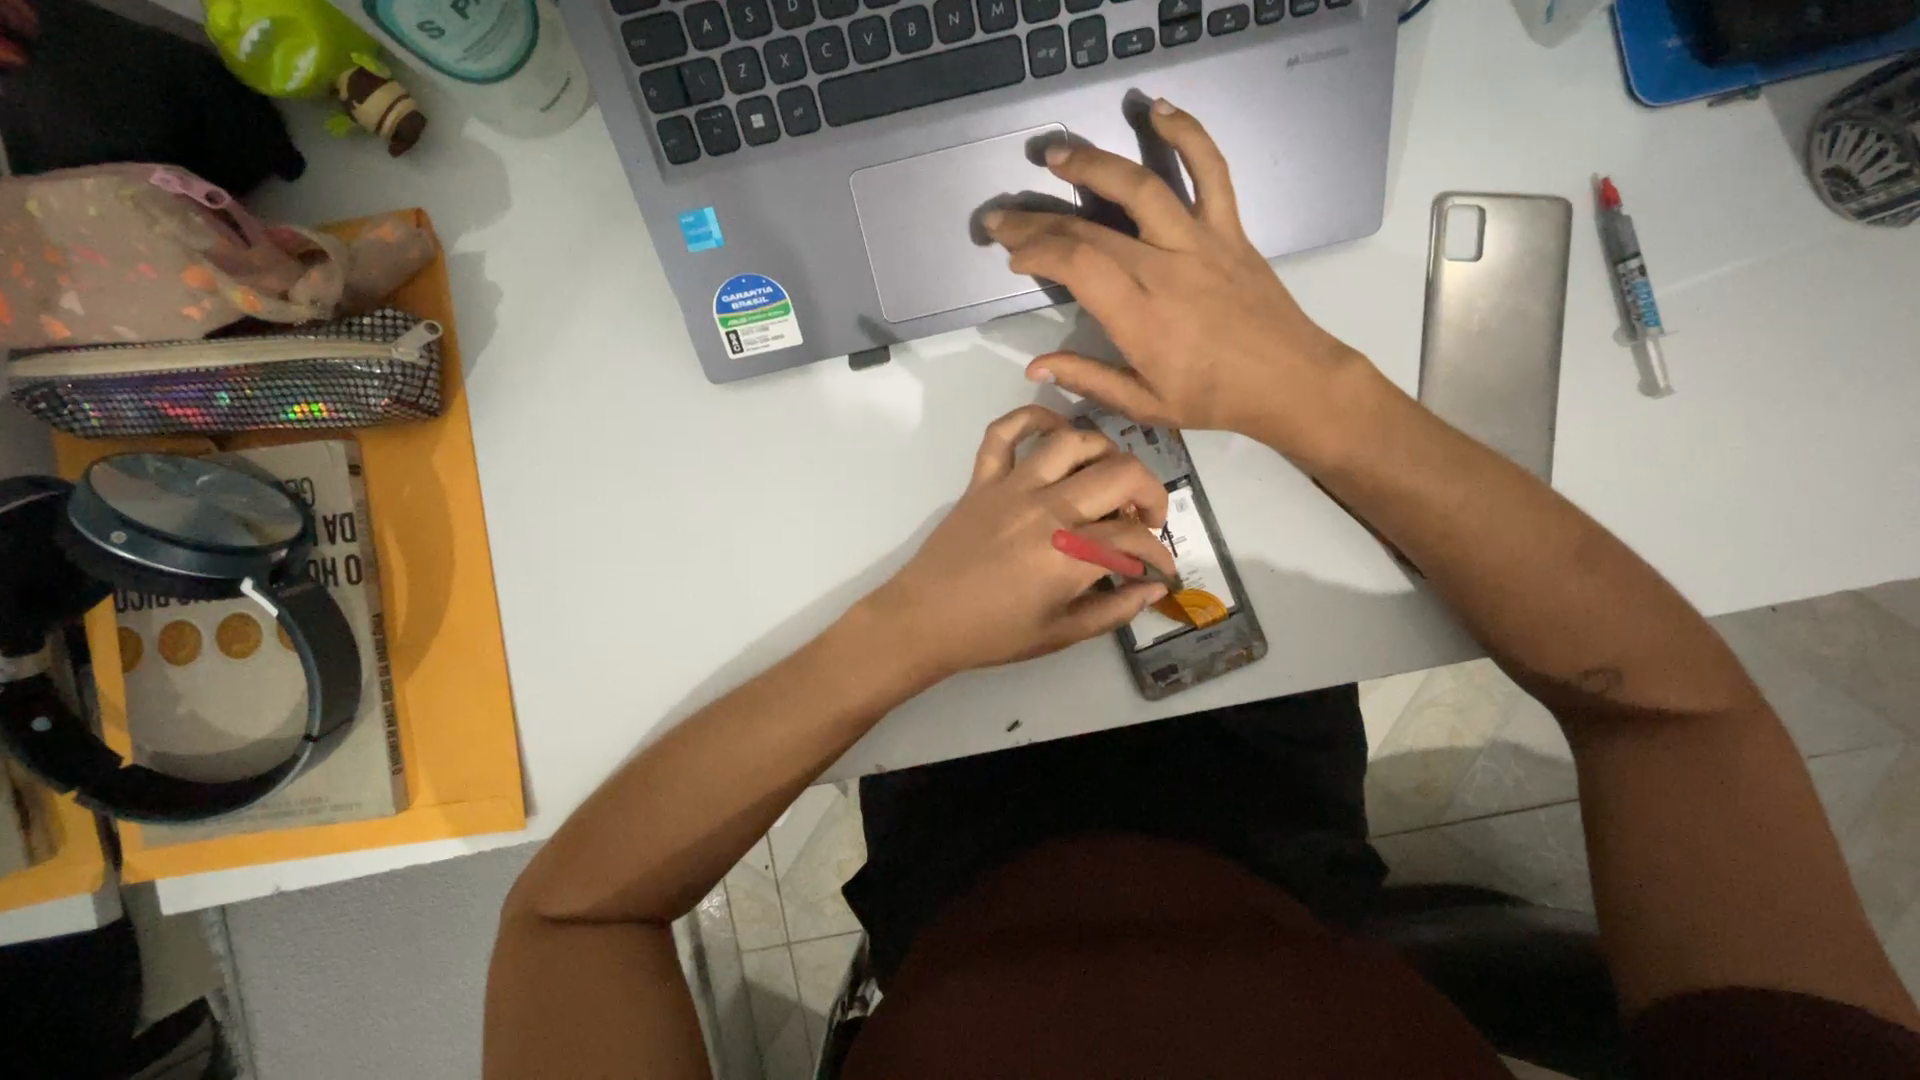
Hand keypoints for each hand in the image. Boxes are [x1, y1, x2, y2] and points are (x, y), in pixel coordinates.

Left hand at [865, 406, 1176, 675]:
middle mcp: (1047, 511)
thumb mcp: (1060, 634)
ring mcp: (1012, 489)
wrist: (923, 621)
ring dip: (1104, 452)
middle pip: (1120, 475)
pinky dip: (1031, 419)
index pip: (1134, 539)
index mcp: (1068, 555)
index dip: (1158, 554)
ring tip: (1108, 477)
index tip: (1159, 569)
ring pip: (1071, 442)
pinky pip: (1004, 433)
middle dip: (1150, 494)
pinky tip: (1054, 433)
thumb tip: (1153, 588)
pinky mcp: (982, 481)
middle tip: (1143, 520)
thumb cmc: (992, 634)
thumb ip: (1113, 611)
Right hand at [983, 100, 1374, 463]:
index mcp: (1141, 316)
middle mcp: (1165, 268)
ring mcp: (1200, 242)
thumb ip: (1089, 379)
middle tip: (1003, 215)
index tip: (1012, 253)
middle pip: (1091, 228)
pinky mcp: (1229, 229)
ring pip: (1141, 186)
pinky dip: (1189, 135)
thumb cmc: (1212, 399)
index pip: (1075, 263)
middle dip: (1039, 219)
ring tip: (1055, 154)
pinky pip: (1211, 171)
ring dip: (1093, 164)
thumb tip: (1034, 366)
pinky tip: (1160, 110)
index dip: (1036, 250)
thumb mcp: (1145, 405)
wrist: (1289, 379)